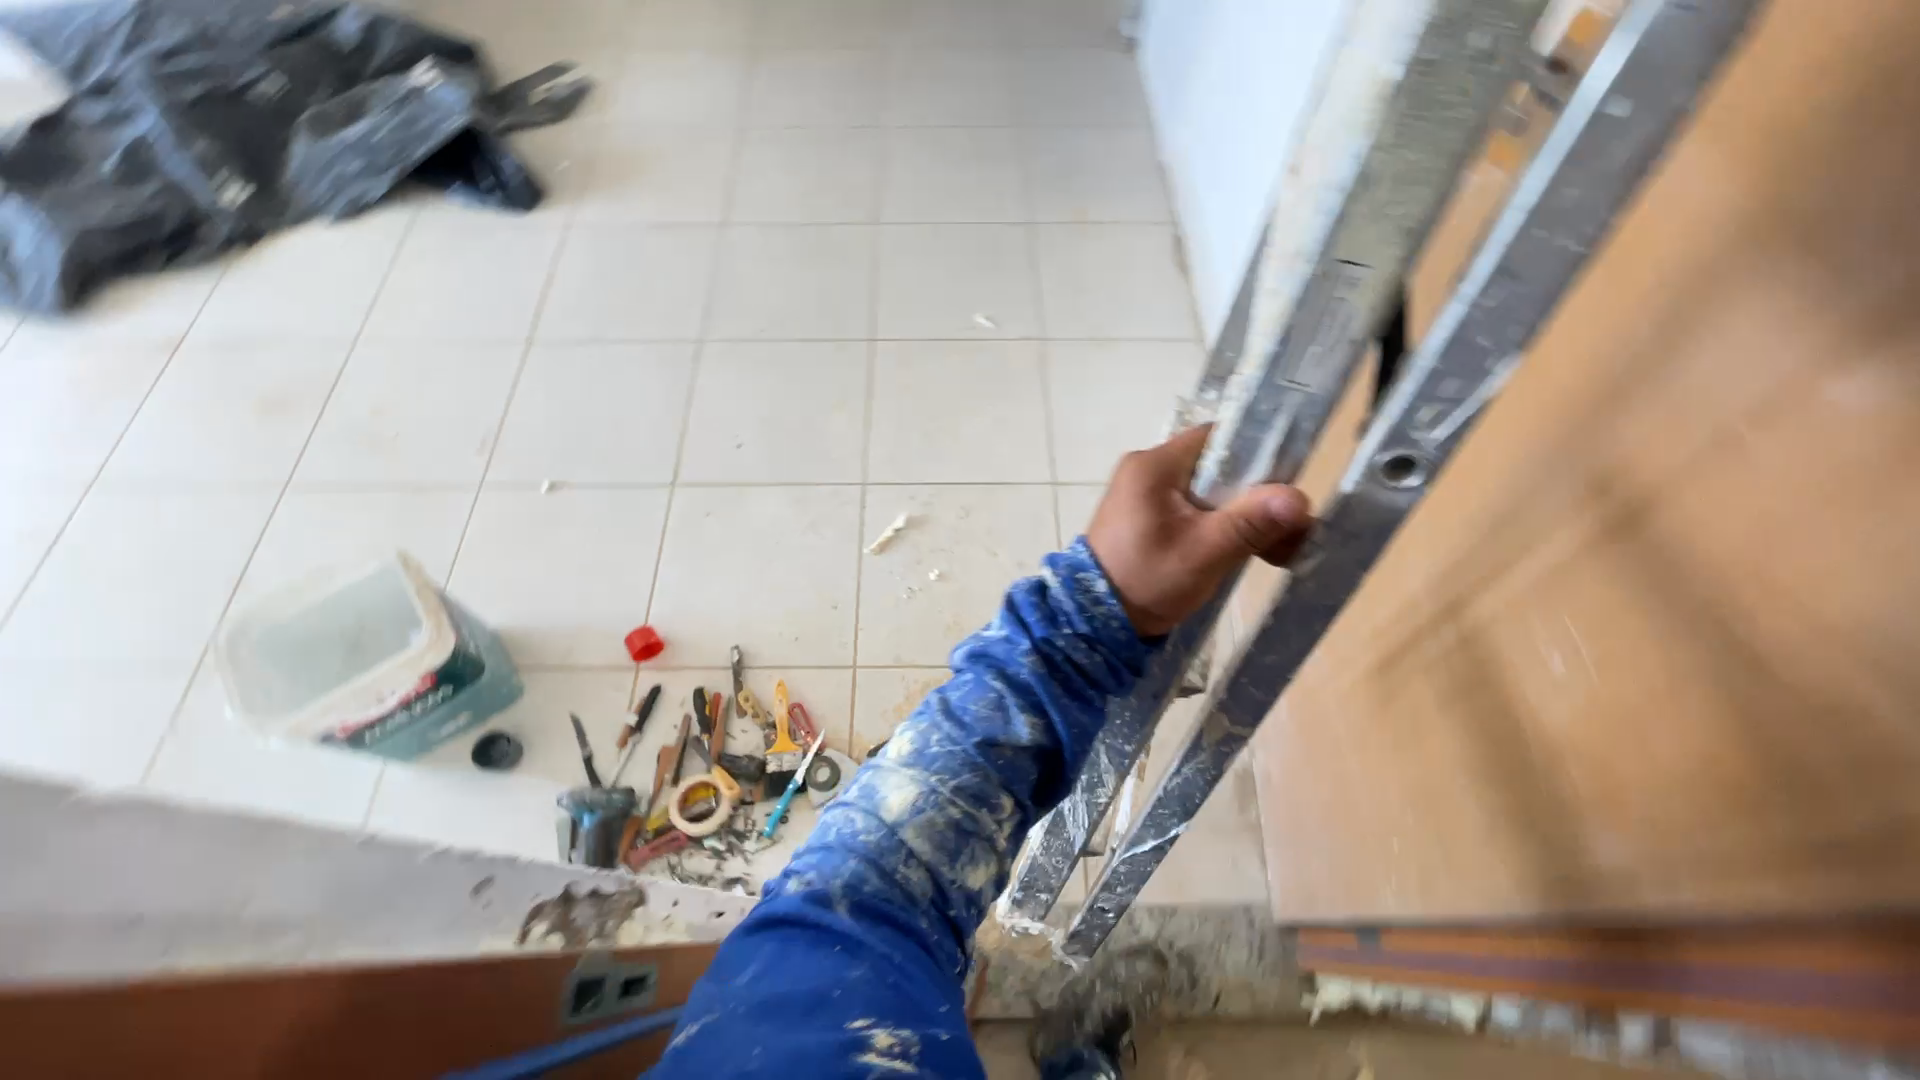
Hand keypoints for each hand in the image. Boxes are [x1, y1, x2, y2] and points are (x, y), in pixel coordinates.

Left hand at [1085, 425, 1313, 636]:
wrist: (1096, 620)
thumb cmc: (1146, 580)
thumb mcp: (1204, 552)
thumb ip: (1251, 522)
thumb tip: (1300, 497)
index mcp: (1154, 465)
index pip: (1219, 439)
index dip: (1259, 457)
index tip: (1286, 488)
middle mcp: (1147, 470)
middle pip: (1218, 467)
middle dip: (1256, 498)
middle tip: (1289, 532)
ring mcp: (1144, 494)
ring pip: (1210, 492)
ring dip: (1242, 519)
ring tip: (1276, 551)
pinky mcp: (1147, 517)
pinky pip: (1194, 511)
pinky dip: (1220, 529)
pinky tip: (1247, 554)